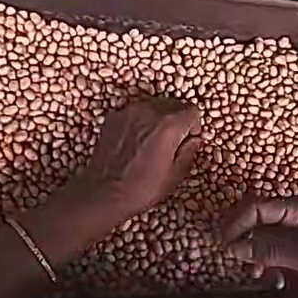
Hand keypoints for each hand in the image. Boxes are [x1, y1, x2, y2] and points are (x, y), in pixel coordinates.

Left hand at [64, 98, 200, 222]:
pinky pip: (135, 111)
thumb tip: (194, 140)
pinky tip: (137, 141)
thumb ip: (189, 151)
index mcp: (168, 126)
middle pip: (174, 104)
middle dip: (178, 120)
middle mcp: (148, 111)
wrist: (103, 193)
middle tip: (174, 142)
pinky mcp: (113, 117)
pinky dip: (141, 120)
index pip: (192, 111)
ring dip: (159, 118)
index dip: (194, 127)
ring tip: (154, 142)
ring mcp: (128, 112)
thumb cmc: (140, 188)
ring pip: (154, 105)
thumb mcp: (175, 175)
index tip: (189, 140)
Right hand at [220, 194, 297, 297]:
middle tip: (226, 251)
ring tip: (251, 270)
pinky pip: (266, 251)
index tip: (224, 239)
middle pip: (255, 218)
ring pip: (257, 236)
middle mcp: (295, 215)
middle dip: (240, 235)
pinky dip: (260, 263)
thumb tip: (239, 247)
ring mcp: (292, 233)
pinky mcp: (291, 250)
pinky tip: (264, 275)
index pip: (260, 207)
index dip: (238, 222)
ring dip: (250, 252)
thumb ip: (273, 251)